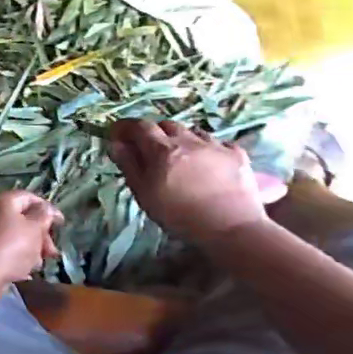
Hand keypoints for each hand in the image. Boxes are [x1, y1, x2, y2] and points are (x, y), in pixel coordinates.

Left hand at [0, 190, 62, 297]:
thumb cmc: (9, 248)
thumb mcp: (34, 228)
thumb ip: (44, 215)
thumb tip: (45, 209)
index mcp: (1, 200)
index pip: (29, 197)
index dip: (48, 209)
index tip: (61, 224)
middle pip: (21, 218)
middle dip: (40, 235)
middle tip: (52, 252)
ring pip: (13, 236)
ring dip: (30, 249)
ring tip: (38, 265)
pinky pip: (2, 250)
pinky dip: (15, 258)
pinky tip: (23, 273)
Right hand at [106, 119, 267, 245]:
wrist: (232, 228)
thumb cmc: (181, 217)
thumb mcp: (146, 196)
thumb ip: (130, 167)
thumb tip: (116, 144)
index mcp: (162, 150)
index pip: (139, 126)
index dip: (125, 127)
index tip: (117, 133)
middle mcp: (188, 140)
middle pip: (166, 125)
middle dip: (154, 132)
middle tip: (149, 149)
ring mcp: (214, 145)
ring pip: (192, 131)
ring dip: (182, 139)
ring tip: (181, 155)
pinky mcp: (236, 154)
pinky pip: (218, 142)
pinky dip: (208, 148)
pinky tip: (209, 161)